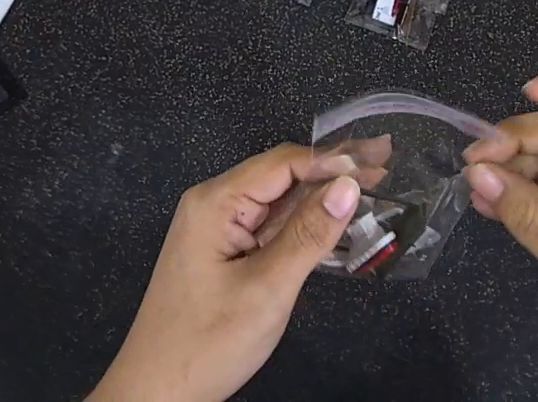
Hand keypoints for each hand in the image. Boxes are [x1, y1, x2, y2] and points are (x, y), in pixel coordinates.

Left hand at [90, 145, 359, 401]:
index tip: (377, 160)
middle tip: (382, 164)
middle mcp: (214, 203)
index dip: (331, 159)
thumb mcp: (267, 289)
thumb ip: (309, 234)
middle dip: (331, 170)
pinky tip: (332, 221)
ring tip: (369, 188)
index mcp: (216, 200)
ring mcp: (217, 227)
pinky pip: (267, 224)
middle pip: (281, 174)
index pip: (282, 162)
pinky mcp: (223, 250)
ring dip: (320, 195)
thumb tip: (348, 185)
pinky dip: (302, 221)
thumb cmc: (208, 343)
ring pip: (277, 199)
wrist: (154, 394)